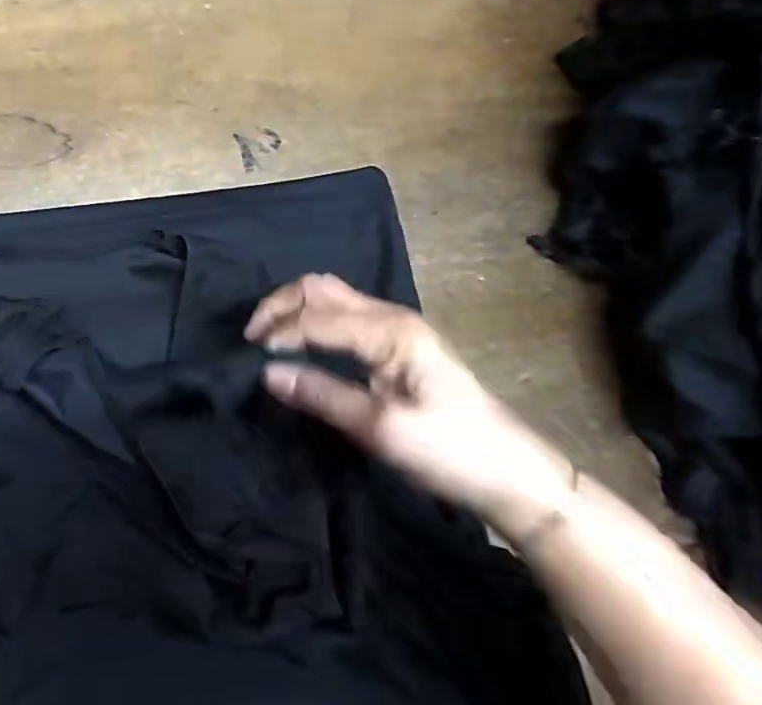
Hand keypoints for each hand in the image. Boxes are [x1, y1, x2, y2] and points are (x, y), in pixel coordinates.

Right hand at [250, 274, 574, 531]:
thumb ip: (323, 395)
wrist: (512, 471)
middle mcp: (391, 316)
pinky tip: (302, 344)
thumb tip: (268, 372)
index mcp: (390, 331)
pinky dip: (314, 321)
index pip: (318, 317)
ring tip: (268, 339)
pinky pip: (345, 316)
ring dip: (296, 310)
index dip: (280, 332)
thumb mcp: (383, 430)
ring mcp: (397, 327)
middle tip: (251, 338)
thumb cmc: (451, 451)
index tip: (249, 357)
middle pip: (322, 289)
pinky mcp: (398, 344)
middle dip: (281, 305)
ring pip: (333, 297)